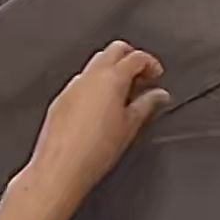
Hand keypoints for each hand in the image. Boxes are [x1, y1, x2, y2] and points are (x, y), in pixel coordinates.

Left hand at [13, 42, 168, 215]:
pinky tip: (102, 104)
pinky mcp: (61, 98)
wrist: (60, 169)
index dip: (151, 63)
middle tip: (142, 76)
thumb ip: (147, 104)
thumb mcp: (130, 126)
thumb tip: (159, 95)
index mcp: (112, 78)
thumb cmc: (95, 151)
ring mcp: (73, 85)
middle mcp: (91, 76)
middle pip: (115, 50)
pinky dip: (96, 83)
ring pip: (97, 62)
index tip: (157, 75)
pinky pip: (82, 80)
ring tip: (124, 91)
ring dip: (113, 69)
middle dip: (132, 57)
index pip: (137, 57)